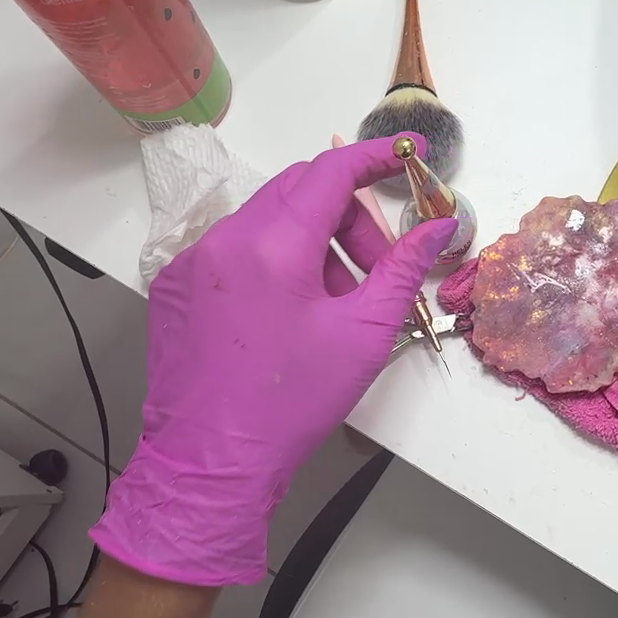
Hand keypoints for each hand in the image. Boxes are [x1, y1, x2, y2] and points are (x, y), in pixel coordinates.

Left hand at [90, 137, 455, 585]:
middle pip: (301, 191)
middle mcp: (224, 239)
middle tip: (379, 265)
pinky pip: (238, 249)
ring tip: (336, 304)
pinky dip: (278, 261)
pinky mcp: (178, 286)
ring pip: (269, 220)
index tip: (410, 153)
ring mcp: (193, 262)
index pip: (330, 171)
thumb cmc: (292, 402)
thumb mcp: (363, 334)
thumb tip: (440, 226)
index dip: (375, 156)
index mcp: (272, 246)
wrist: (210, 464)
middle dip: (350, 215)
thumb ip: (404, 269)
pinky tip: (291, 315)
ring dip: (315, 243)